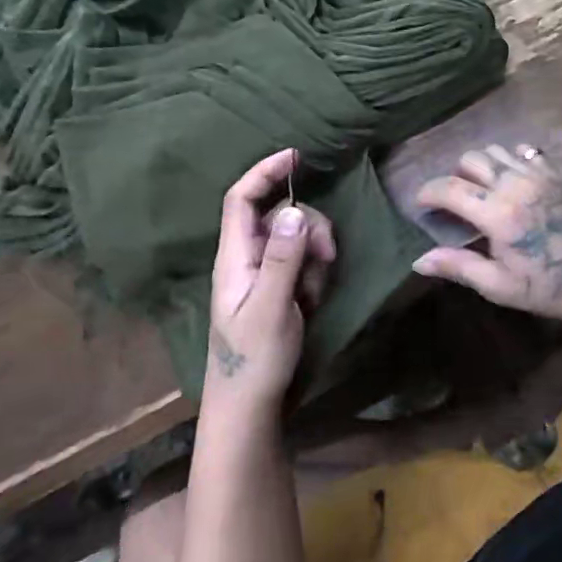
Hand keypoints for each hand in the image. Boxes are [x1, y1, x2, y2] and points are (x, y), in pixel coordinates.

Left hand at [209, 149, 336, 412]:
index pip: (241, 199)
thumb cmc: (254, 359)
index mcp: (234, 256)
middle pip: (280, 216)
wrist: (250, 405)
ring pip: (297, 238)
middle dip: (309, 228)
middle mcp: (247, 257)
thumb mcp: (272, 308)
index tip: (295, 156)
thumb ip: (284, 258)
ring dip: (314, 256)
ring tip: (313, 293)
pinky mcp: (280, 287)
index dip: (264, 172)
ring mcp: (264, 272)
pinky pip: (303, 262)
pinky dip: (314, 274)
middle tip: (327, 257)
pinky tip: (311, 301)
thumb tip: (294, 210)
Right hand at [412, 144, 561, 330]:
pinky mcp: (554, 174)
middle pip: (470, 159)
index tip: (420, 204)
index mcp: (498, 214)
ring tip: (481, 191)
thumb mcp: (498, 286)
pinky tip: (510, 181)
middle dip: (455, 176)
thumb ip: (457, 266)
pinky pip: (523, 151)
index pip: (450, 188)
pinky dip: (508, 160)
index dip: (428, 192)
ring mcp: (537, 175)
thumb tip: (417, 261)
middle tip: (455, 202)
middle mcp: (515, 185)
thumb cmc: (548, 288)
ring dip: (480, 166)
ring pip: (495, 150)